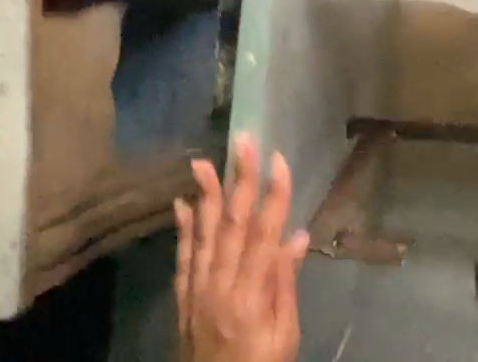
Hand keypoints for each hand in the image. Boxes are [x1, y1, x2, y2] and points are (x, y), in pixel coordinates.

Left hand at [175, 135, 309, 361]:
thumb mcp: (284, 335)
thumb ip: (285, 284)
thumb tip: (295, 235)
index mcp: (251, 296)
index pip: (264, 234)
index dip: (273, 195)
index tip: (279, 159)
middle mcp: (221, 286)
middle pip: (232, 224)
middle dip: (239, 180)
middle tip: (243, 141)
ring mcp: (197, 291)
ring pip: (203, 234)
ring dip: (205, 195)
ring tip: (203, 161)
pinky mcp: (184, 299)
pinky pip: (182, 258)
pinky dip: (182, 229)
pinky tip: (182, 203)